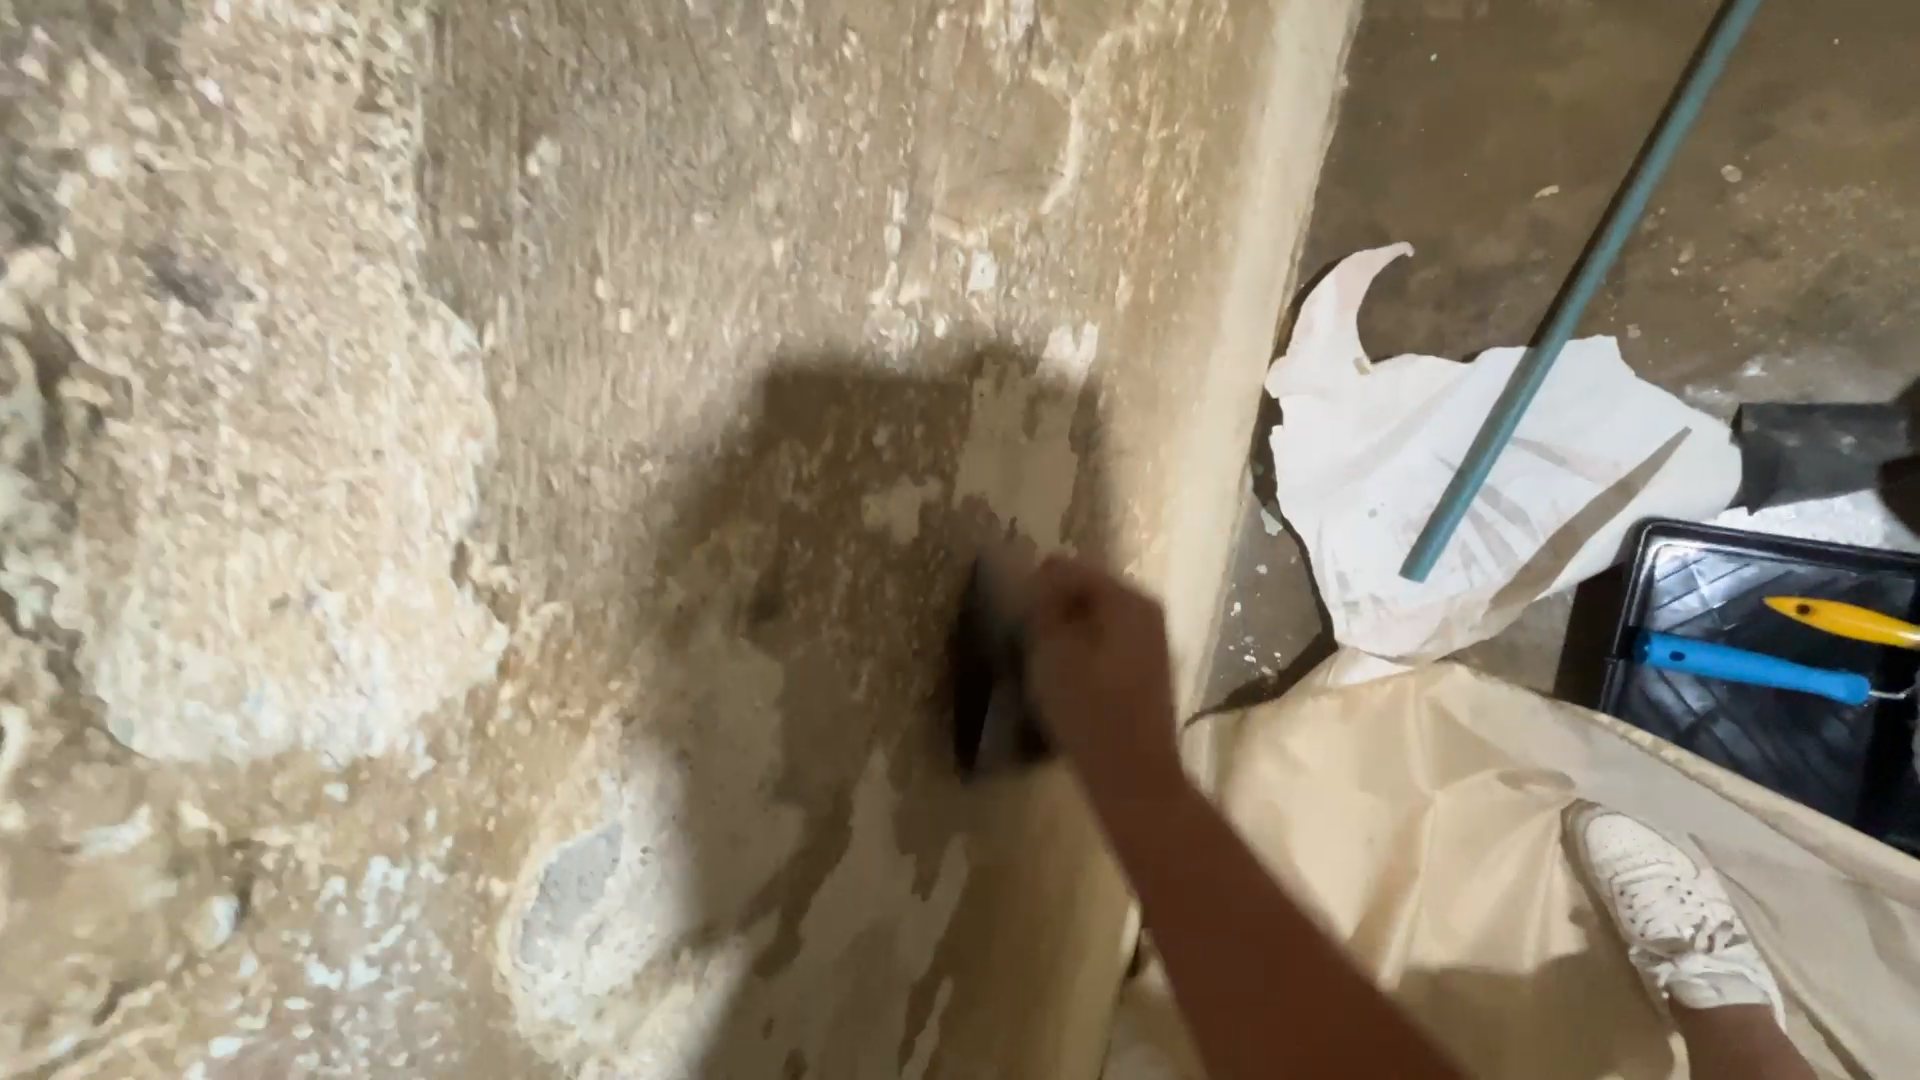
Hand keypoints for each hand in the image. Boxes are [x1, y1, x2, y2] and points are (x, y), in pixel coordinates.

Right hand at [1025, 556, 1182, 792]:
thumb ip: (1040, 607)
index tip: (1008, 611)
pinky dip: (1080, 650)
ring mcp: (1150, 642)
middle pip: (1084, 591)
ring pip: (1093, 619)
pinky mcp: (1145, 671)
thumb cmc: (1089, 708)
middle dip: (1050, 606)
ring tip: (1035, 654)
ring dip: (1063, 630)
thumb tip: (1032, 582)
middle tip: (1019, 633)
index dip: (1034, 584)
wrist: (1133, 774)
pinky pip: (1103, 643)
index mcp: (1127, 599)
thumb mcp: (1052, 651)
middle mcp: (1145, 612)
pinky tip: (1061, 675)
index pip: (1068, 568)